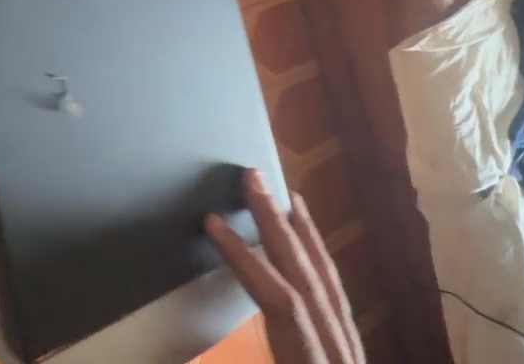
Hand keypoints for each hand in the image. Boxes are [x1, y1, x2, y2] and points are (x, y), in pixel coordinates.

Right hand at [206, 170, 364, 363]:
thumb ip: (222, 362)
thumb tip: (171, 355)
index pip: (282, 303)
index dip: (245, 260)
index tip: (212, 222)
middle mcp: (342, 359)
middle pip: (312, 284)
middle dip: (279, 228)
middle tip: (253, 179)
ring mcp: (353, 361)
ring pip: (334, 291)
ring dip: (307, 240)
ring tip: (289, 199)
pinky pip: (340, 307)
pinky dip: (323, 271)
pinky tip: (311, 256)